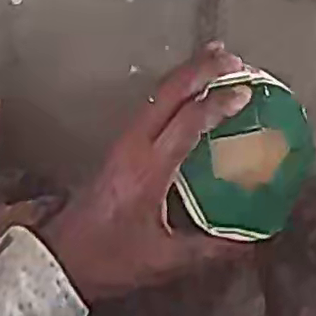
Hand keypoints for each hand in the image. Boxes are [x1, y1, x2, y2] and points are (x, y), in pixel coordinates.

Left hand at [38, 45, 254, 300]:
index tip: (245, 92)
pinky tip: (192, 78)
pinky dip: (178, 81)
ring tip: (219, 54)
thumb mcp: (163, 261)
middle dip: (204, 69)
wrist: (61, 259)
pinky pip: (155, 98)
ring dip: (191, 69)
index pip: (187, 122)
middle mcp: (136, 143)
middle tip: (237, 60)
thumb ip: (210, 250)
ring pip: (161, 89)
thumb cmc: (112, 259)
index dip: (218, 103)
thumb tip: (254, 242)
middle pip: (171, 91)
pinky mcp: (123, 138)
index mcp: (149, 169)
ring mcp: (126, 137)